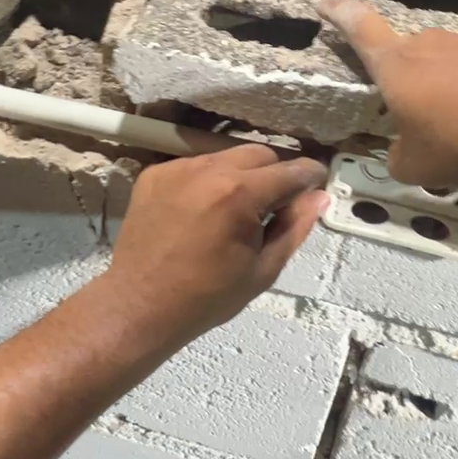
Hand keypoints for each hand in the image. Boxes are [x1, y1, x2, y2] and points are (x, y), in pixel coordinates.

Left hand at [100, 145, 328, 345]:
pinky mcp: (155, 173)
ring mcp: (178, 167)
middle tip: (274, 205)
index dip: (310, 176)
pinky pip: (194, 166)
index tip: (318, 182)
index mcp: (240, 193)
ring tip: (234, 210)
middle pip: (260, 153)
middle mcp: (209, 169)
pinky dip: (207, 181)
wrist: (139, 304)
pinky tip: (202, 210)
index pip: (290, 171)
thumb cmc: (206, 297)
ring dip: (240, 175)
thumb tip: (318, 197)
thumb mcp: (263, 270)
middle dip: (274, 173)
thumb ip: (295, 228)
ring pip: (225, 156)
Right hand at [319, 0, 457, 189]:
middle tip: (411, 112)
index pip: (360, 28)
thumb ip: (398, 155)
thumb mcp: (415, 166)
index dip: (339, 14)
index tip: (325, 4)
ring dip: (446, 92)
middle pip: (407, 54)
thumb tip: (403, 153)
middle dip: (405, 79)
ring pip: (447, 66)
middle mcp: (432, 45)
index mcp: (397, 64)